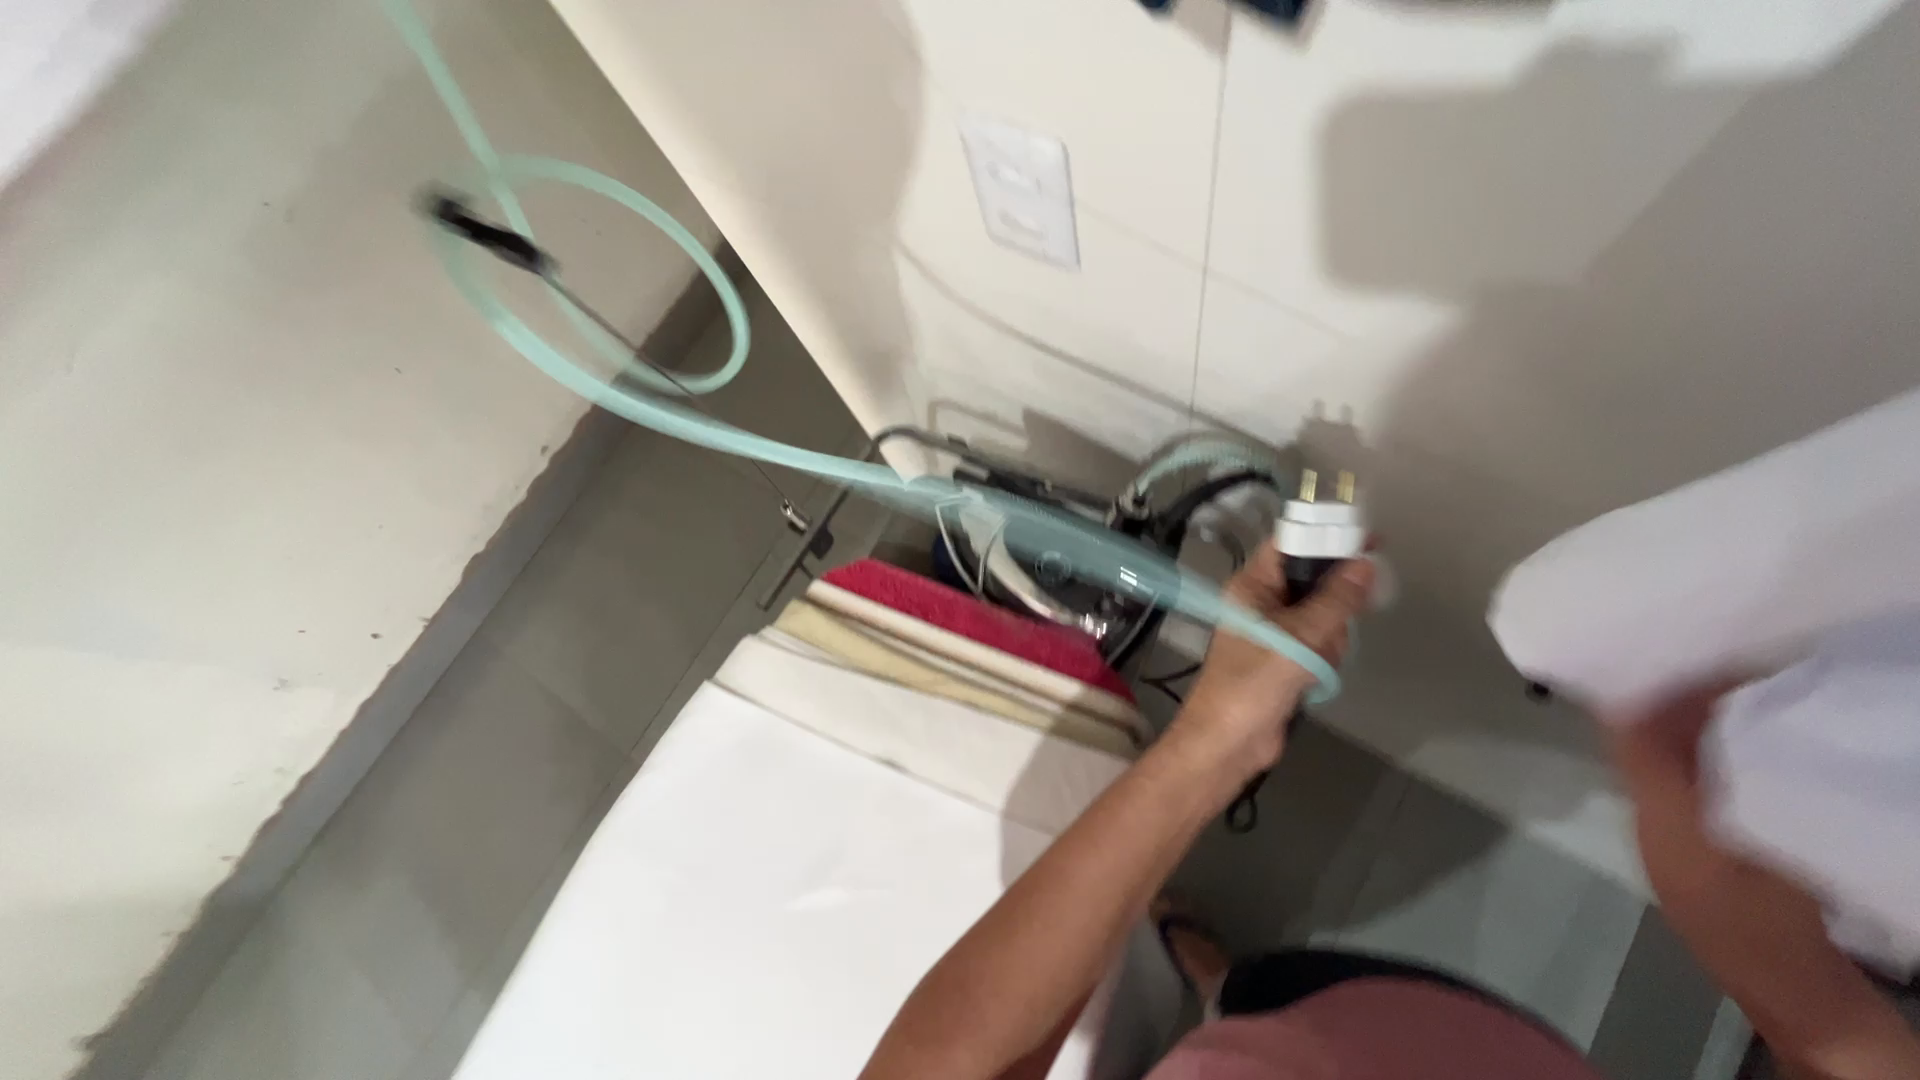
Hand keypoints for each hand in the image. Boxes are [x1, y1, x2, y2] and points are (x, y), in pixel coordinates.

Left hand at [1173, 545, 1374, 770]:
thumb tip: (1364, 563)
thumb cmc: (1252, 684)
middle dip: (1333, 604)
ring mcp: (1274, 631)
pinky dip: (1325, 657)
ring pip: (1324, 615)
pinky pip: (1320, 643)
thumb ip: (1335, 600)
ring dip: (1331, 637)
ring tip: (1315, 662)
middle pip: (1314, 581)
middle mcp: (1260, 603)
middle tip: (1336, 625)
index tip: (1367, 537)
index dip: (1326, 536)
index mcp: (1250, 586)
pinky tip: (1317, 677)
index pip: (1289, 544)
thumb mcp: (1299, 637)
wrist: (1229, 743)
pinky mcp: (1286, 658)